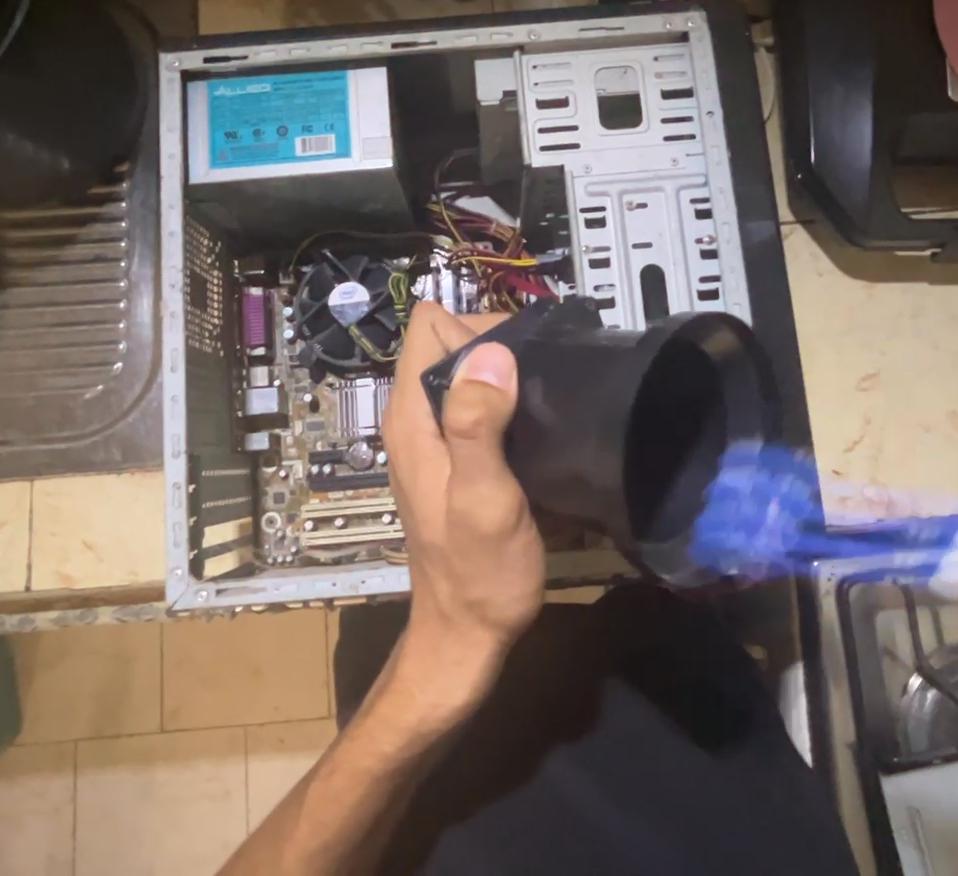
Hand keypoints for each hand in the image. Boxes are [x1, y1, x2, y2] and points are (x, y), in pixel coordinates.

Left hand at [383, 303, 544, 679]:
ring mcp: (433, 438)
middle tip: (542, 382)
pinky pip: (475, 403)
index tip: (520, 358)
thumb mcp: (483, 498)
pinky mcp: (454, 456)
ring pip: (464, 373)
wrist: (468, 632)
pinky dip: (504, 401)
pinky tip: (535, 424)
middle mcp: (414, 417)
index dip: (475, 326)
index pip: (429, 326)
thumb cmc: (479, 572)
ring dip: (504, 374)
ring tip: (546, 400)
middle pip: (448, 343)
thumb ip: (477, 426)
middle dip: (495, 346)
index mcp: (411, 416)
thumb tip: (489, 353)